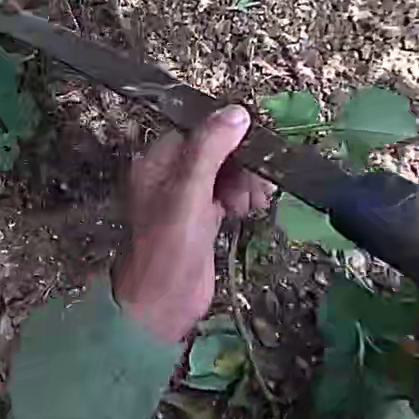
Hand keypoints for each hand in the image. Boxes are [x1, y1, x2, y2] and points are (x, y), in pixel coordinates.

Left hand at [113, 105, 273, 342]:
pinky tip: (253, 208)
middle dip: (242, 162)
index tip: (257, 145)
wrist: (161, 306)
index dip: (228, 136)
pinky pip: (226, 195)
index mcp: (157, 163)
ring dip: (246, 181)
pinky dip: (242, 197)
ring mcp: (186, 199)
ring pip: (224, 173)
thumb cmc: (168, 249)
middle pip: (214, 152)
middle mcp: (169, 176)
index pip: (198, 132)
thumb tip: (237, 112)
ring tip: (258, 200)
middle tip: (261, 182)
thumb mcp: (189, 193)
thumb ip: (210, 150)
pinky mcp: (201, 220)